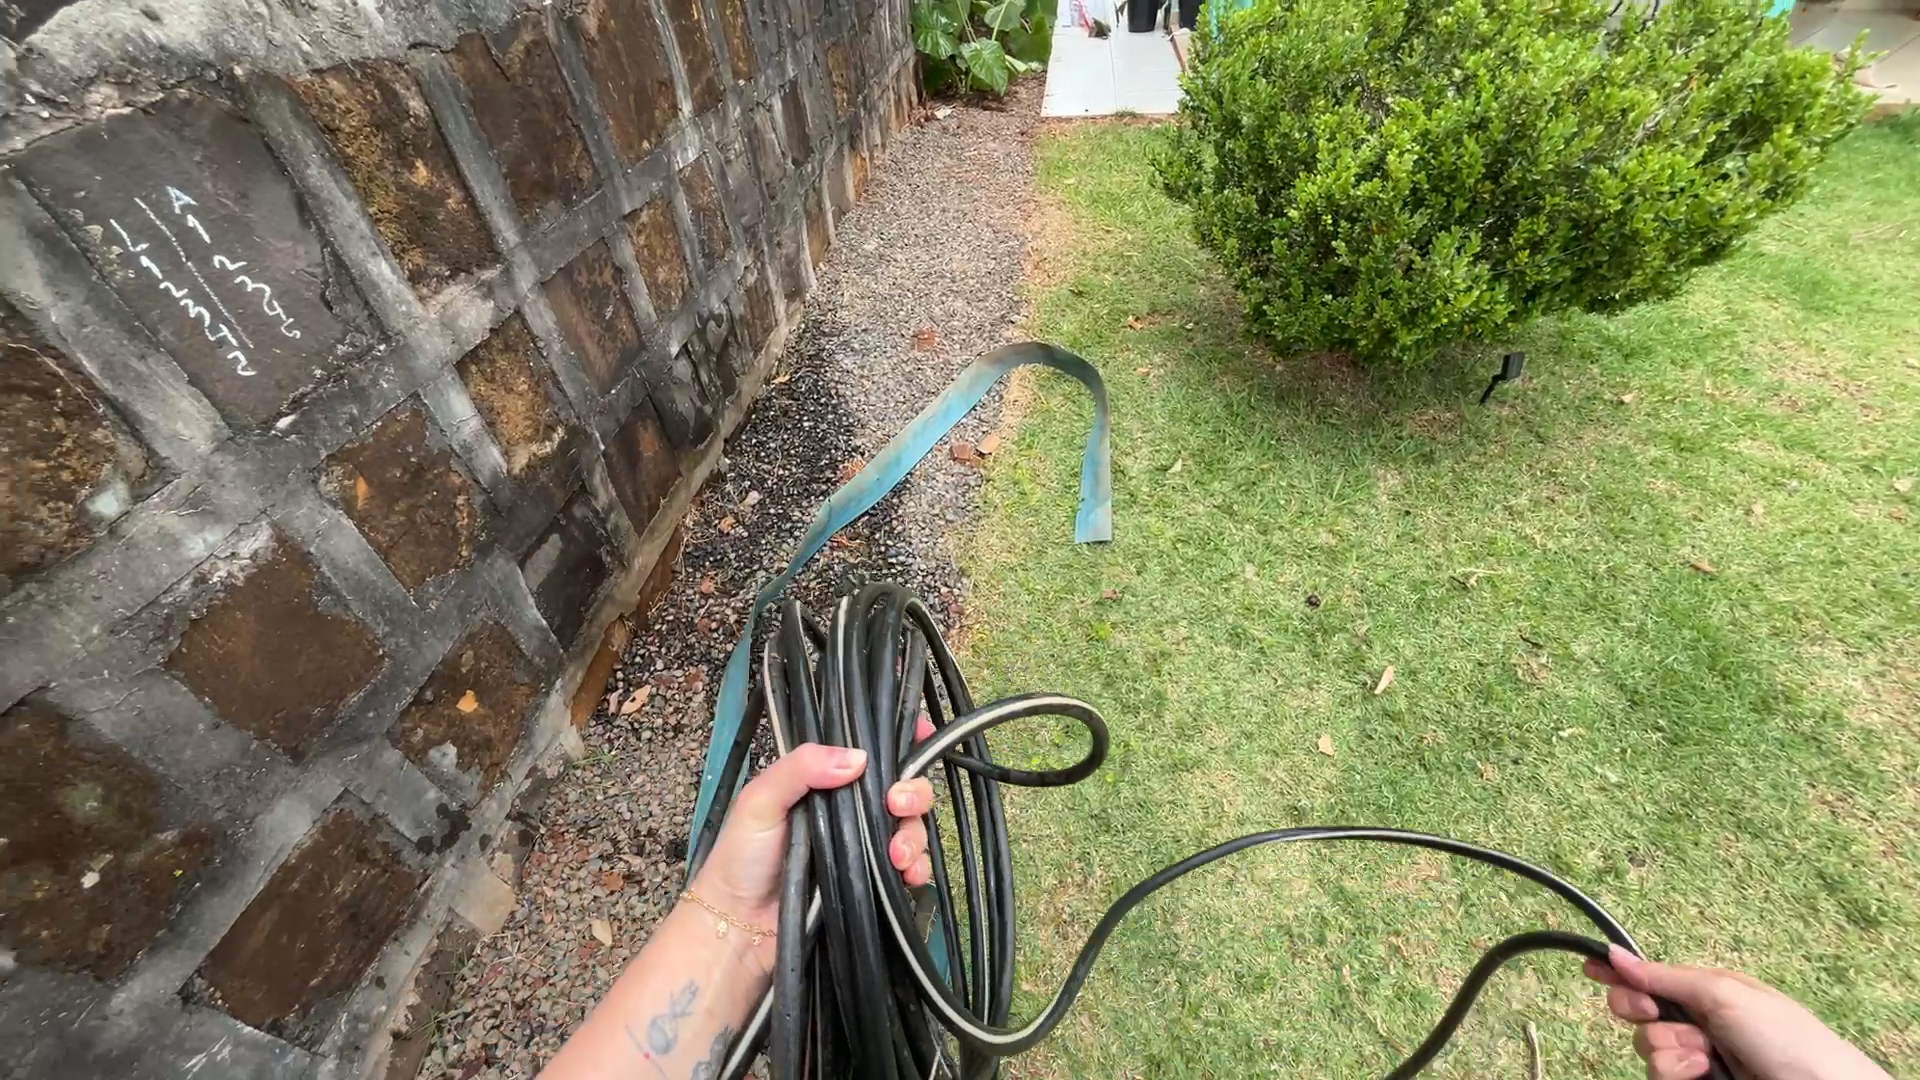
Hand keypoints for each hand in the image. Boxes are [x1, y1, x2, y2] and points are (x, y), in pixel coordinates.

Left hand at [688, 730, 937, 947]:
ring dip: (915, 835)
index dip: (904, 740)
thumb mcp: (761, 800)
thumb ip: (802, 767)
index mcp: (829, 779)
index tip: (925, 734)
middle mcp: (854, 807)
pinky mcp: (874, 882)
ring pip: (912, 827)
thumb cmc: (743, 856)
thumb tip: (860, 758)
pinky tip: (908, 875)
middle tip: (898, 805)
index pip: (874, 750)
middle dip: (914, 792)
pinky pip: (912, 868)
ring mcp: (866, 846)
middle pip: (904, 787)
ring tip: (897, 855)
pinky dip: (919, 868)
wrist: (738, 928)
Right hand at [1585, 945, 1891, 1079]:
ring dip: (1666, 1046)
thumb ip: (1662, 975)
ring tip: (1703, 1058)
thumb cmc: (1783, 1037)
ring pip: (1644, 1044)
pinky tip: (1702, 1073)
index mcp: (1704, 994)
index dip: (1615, 972)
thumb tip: (1609, 952)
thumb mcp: (1723, 992)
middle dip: (1635, 1009)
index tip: (1589, 969)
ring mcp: (1698, 1059)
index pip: (1646, 976)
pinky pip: (1659, 1073)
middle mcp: (1696, 1024)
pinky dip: (1675, 1071)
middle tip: (1650, 1013)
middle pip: (1633, 1008)